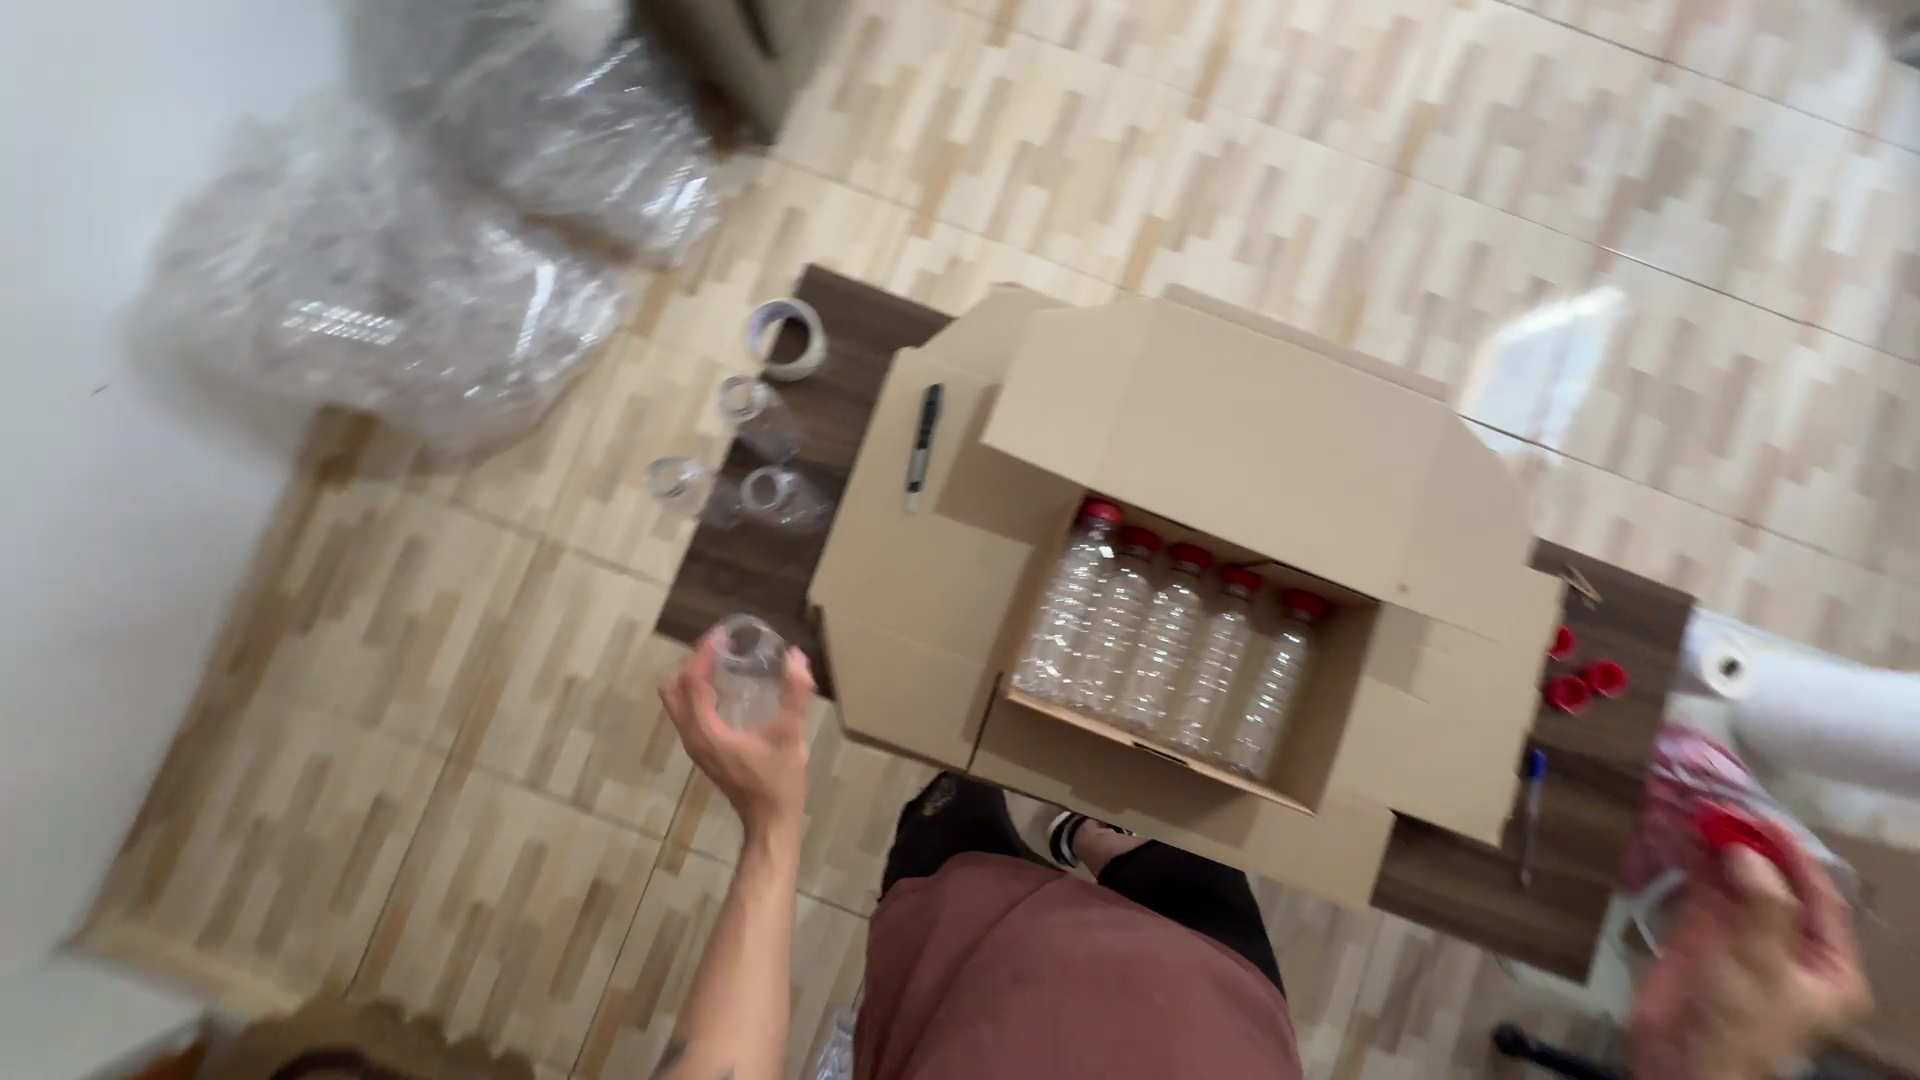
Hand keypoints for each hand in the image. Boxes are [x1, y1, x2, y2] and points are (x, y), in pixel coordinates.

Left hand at [660, 629, 813, 842]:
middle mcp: (692, 737)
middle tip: (722, 645)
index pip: (692, 681)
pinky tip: (727, 686)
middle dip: (693, 661)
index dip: (704, 653)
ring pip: (677, 701)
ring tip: (723, 659)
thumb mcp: (790, 734)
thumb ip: (795, 694)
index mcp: (707, 732)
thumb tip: (796, 656)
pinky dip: (698, 691)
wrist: (770, 822)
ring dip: (693, 675)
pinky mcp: (703, 750)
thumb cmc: (779, 781)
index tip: (724, 634)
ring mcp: (695, 746)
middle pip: (673, 688)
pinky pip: (688, 711)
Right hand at [1632, 826, 1870, 1078]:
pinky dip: (1693, 867)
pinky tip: (1679, 842)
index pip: (1819, 899)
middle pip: (1774, 888)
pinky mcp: (1699, 938)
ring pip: (1735, 886)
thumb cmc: (1741, 1018)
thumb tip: (1745, 850)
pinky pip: (1702, 895)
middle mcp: (1788, 947)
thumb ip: (1760, 905)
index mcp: (1827, 965)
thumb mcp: (1761, 964)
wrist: (1684, 1056)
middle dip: (1750, 849)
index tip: (1759, 818)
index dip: (1792, 857)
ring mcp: (1741, 942)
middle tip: (1719, 809)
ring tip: (1696, 815)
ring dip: (1718, 852)